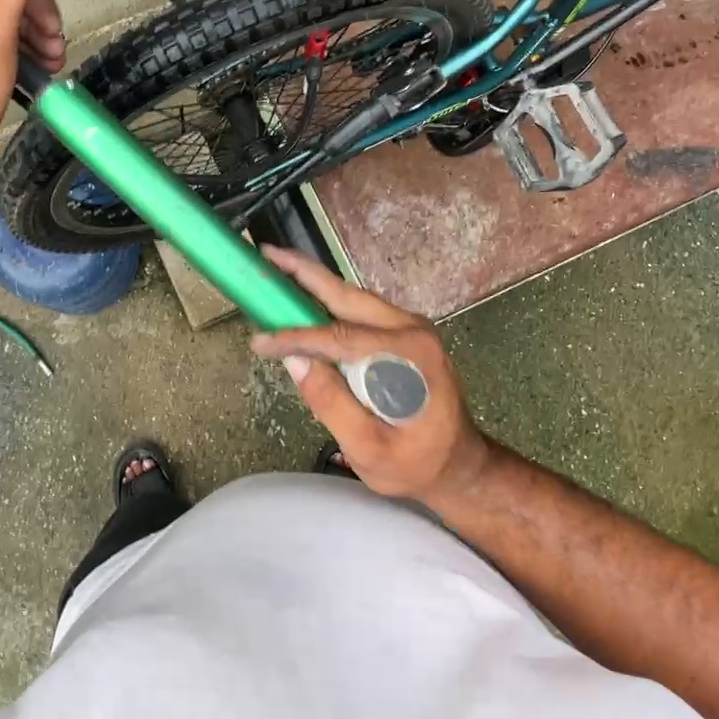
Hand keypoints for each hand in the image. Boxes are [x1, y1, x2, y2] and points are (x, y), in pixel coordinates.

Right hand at [249, 246, 491, 505]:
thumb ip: (332, 403)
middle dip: (302, 273)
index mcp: (406, 354)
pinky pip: (360, 309)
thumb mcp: (369, 448)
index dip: (294, 337)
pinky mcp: (404, 333)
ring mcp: (410, 327)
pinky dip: (328, 299)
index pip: (337, 336)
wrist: (458, 464)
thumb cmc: (415, 463)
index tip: (260, 344)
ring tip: (277, 265)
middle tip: (265, 253)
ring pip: (352, 296)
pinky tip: (304, 295)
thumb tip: (295, 360)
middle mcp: (412, 329)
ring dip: (313, 280)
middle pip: (346, 294)